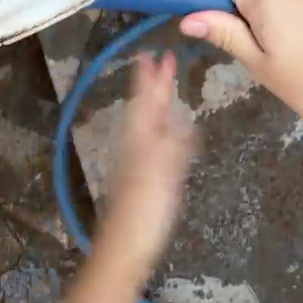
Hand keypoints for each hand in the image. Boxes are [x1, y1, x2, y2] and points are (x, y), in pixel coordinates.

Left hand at [96, 51, 195, 270]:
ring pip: (147, 125)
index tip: (155, 53)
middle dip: (153, 86)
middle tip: (161, 61)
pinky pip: (154, 144)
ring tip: (164, 87)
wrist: (125, 250)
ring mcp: (138, 165)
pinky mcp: (144, 181)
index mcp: (138, 141)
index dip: (150, 79)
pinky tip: (169, 134)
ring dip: (156, 104)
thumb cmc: (143, 214)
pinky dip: (162, 130)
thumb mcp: (159, 175)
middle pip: (145, 110)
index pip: (144, 101)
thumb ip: (169, 145)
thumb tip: (178, 116)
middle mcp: (135, 148)